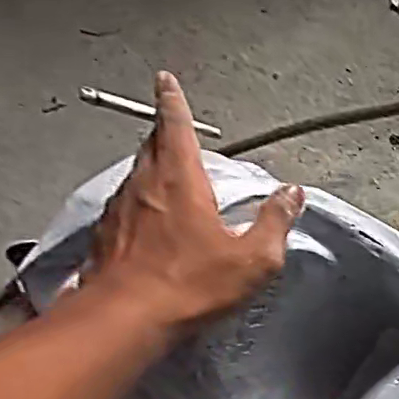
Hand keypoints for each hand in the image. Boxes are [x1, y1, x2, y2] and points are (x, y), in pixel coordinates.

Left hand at [88, 70, 304, 327]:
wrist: (127, 317)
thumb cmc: (191, 286)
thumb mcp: (253, 259)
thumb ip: (275, 222)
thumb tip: (292, 195)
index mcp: (181, 182)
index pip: (175, 127)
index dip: (172, 102)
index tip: (165, 81)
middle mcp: (144, 186)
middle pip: (152, 146)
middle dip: (164, 134)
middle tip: (173, 131)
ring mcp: (120, 210)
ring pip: (137, 175)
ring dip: (153, 170)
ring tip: (169, 179)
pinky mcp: (105, 236)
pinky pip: (125, 208)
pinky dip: (140, 205)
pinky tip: (150, 225)